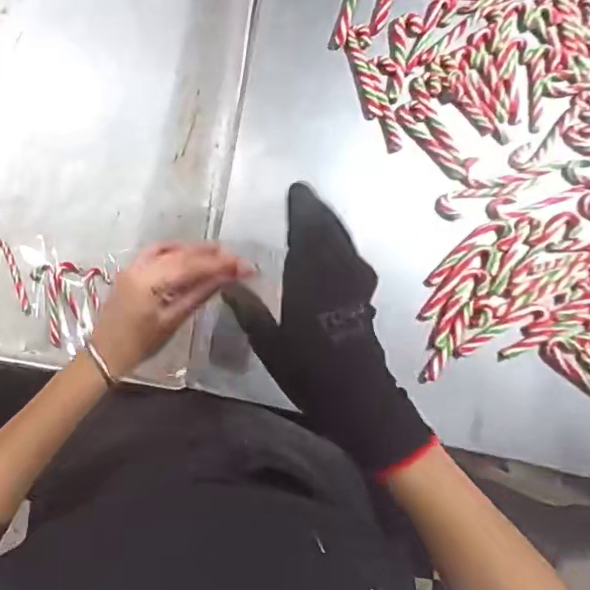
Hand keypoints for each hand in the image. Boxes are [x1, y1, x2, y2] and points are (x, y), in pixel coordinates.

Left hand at [91, 241, 252, 377]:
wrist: (104, 354)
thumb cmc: (138, 344)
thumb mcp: (171, 322)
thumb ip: (197, 295)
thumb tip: (224, 278)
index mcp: (149, 281)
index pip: (191, 265)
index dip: (220, 264)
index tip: (245, 267)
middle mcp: (139, 267)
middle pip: (181, 254)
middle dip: (210, 255)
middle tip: (237, 259)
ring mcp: (132, 267)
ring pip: (168, 249)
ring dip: (193, 250)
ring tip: (218, 254)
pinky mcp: (130, 271)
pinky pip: (155, 253)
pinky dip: (174, 251)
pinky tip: (189, 255)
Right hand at [222, 183, 432, 476]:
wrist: (358, 396)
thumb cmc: (309, 372)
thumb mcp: (270, 345)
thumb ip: (250, 311)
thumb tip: (226, 285)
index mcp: (309, 284)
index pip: (306, 235)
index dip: (301, 212)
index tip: (295, 193)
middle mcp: (335, 277)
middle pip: (330, 233)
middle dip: (318, 212)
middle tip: (305, 197)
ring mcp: (355, 286)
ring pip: (344, 244)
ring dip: (331, 225)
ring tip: (318, 215)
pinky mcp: (363, 297)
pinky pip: (351, 258)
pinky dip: (341, 244)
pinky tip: (335, 248)